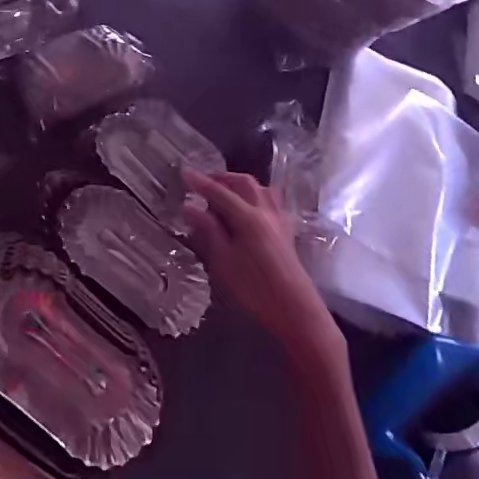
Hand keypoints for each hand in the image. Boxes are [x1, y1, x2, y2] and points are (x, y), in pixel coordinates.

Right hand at [183, 168, 343, 373]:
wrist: (293, 307)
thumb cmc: (254, 287)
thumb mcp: (224, 261)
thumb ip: (209, 230)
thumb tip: (190, 206)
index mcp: (248, 217)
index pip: (220, 193)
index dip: (201, 182)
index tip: (184, 172)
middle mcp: (265, 211)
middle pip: (243, 183)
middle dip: (222, 178)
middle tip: (203, 182)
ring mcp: (279, 218)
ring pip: (259, 188)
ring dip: (240, 184)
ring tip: (224, 191)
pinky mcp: (286, 229)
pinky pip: (270, 199)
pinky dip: (254, 194)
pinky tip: (248, 206)